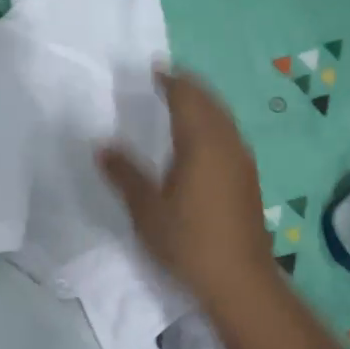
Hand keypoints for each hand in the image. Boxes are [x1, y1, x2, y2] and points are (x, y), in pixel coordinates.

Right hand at [98, 69, 277, 302]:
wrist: (238, 280)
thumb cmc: (188, 241)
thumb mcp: (145, 209)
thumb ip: (124, 173)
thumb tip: (102, 146)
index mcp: (202, 144)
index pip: (187, 98)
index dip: (170, 81)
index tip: (152, 68)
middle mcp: (227, 145)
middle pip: (210, 103)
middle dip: (188, 88)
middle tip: (164, 80)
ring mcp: (242, 162)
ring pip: (223, 120)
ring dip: (202, 106)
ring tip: (178, 104)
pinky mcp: (247, 180)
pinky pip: (227, 137)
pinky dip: (210, 126)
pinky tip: (196, 142)